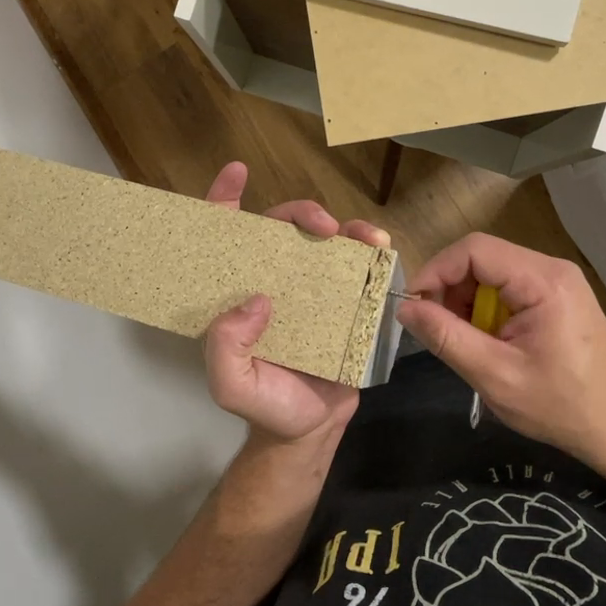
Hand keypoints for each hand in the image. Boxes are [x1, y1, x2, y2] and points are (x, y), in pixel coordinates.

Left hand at [199, 162, 390, 446]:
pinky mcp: (344, 300)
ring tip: (363, 236)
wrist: (312, 431)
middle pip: (280, 227)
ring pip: (322, 239)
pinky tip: (380, 248)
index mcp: (237, 294)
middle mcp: (272, 281)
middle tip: (322, 223)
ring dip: (343, 225)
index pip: (224, 238)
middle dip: (300, 211)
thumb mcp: (231, 385)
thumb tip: (255, 302)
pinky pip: (356, 265)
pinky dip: (369, 248)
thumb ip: (225, 348)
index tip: (236, 175)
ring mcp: (310, 288)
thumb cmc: (266, 405)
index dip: (225, 201)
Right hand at [396, 234, 605, 478]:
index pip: (474, 250)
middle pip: (482, 257)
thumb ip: (446, 337)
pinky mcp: (558, 295)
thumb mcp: (494, 375)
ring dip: (466, 300)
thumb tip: (404, 308)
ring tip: (463, 339)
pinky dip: (486, 307)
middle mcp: (554, 269)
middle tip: (436, 328)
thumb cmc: (558, 405)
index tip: (412, 305)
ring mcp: (559, 280)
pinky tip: (487, 340)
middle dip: (450, 288)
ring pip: (492, 271)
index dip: (436, 270)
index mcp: (544, 282)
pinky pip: (508, 285)